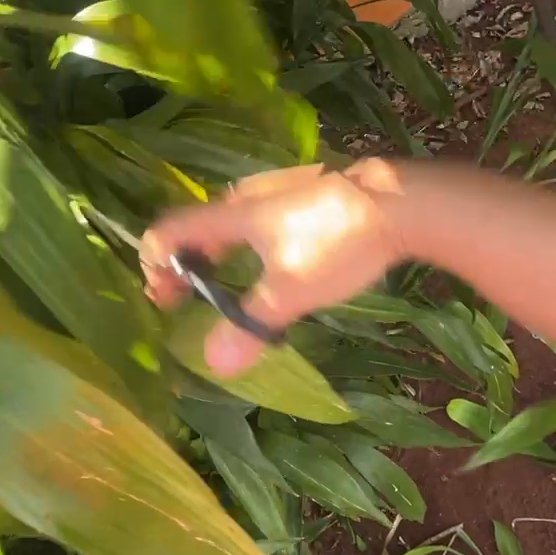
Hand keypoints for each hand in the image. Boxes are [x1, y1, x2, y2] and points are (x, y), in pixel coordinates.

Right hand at [140, 160, 412, 375]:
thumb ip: (250, 324)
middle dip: (183, 265)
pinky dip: (240, 246)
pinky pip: (252, 220)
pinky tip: (268, 267)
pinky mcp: (301, 193)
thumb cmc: (337, 241)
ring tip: (222, 289)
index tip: (166, 301)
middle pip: (194, 227)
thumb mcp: (291, 291)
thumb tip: (215, 364)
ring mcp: (275, 190)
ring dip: (213, 256)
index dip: (155, 265)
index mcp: (232, 213)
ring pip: (225, 223)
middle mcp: (245, 196)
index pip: (170, 230)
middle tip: (186, 301)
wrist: (401, 201)